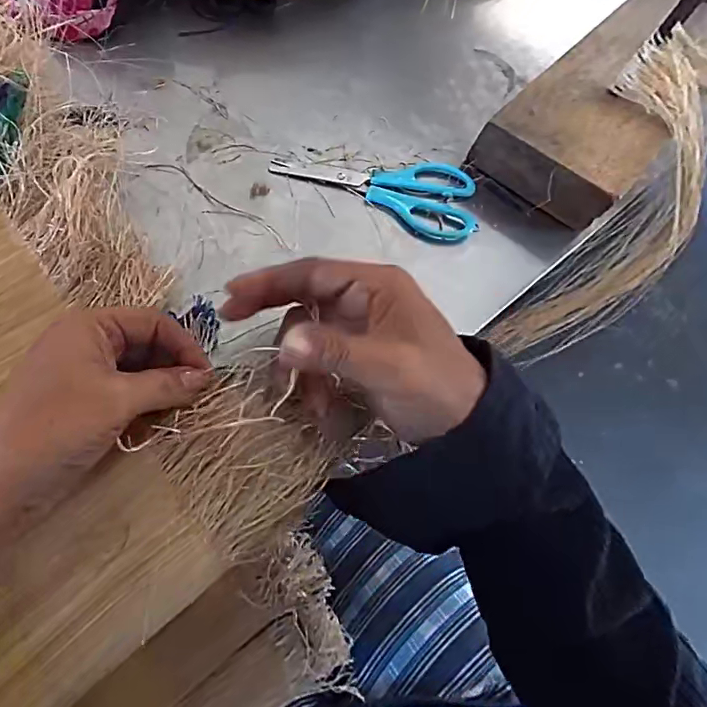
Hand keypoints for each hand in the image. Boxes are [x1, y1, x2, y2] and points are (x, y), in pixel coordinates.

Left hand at [0, 307, 208, 689]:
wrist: (0, 478)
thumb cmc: (58, 426)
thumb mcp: (117, 401)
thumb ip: (164, 385)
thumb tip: (204, 377)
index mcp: (88, 325)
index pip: (149, 320)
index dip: (183, 344)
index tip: (209, 378)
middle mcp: (82, 341)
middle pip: (141, 344)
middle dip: (170, 370)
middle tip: (195, 402)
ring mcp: (75, 372)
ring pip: (131, 372)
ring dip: (155, 393)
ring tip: (169, 419)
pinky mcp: (74, 402)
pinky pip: (116, 394)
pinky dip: (134, 408)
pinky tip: (142, 432)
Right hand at [221, 258, 486, 443]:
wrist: (475, 433)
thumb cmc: (437, 388)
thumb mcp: (387, 367)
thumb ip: (334, 351)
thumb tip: (283, 344)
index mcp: (374, 285)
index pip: (310, 273)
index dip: (268, 280)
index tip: (232, 293)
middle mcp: (362, 297)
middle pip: (302, 294)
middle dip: (269, 310)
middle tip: (230, 318)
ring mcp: (358, 325)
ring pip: (305, 329)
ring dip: (295, 360)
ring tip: (296, 393)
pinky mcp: (355, 352)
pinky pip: (317, 354)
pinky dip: (309, 376)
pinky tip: (315, 404)